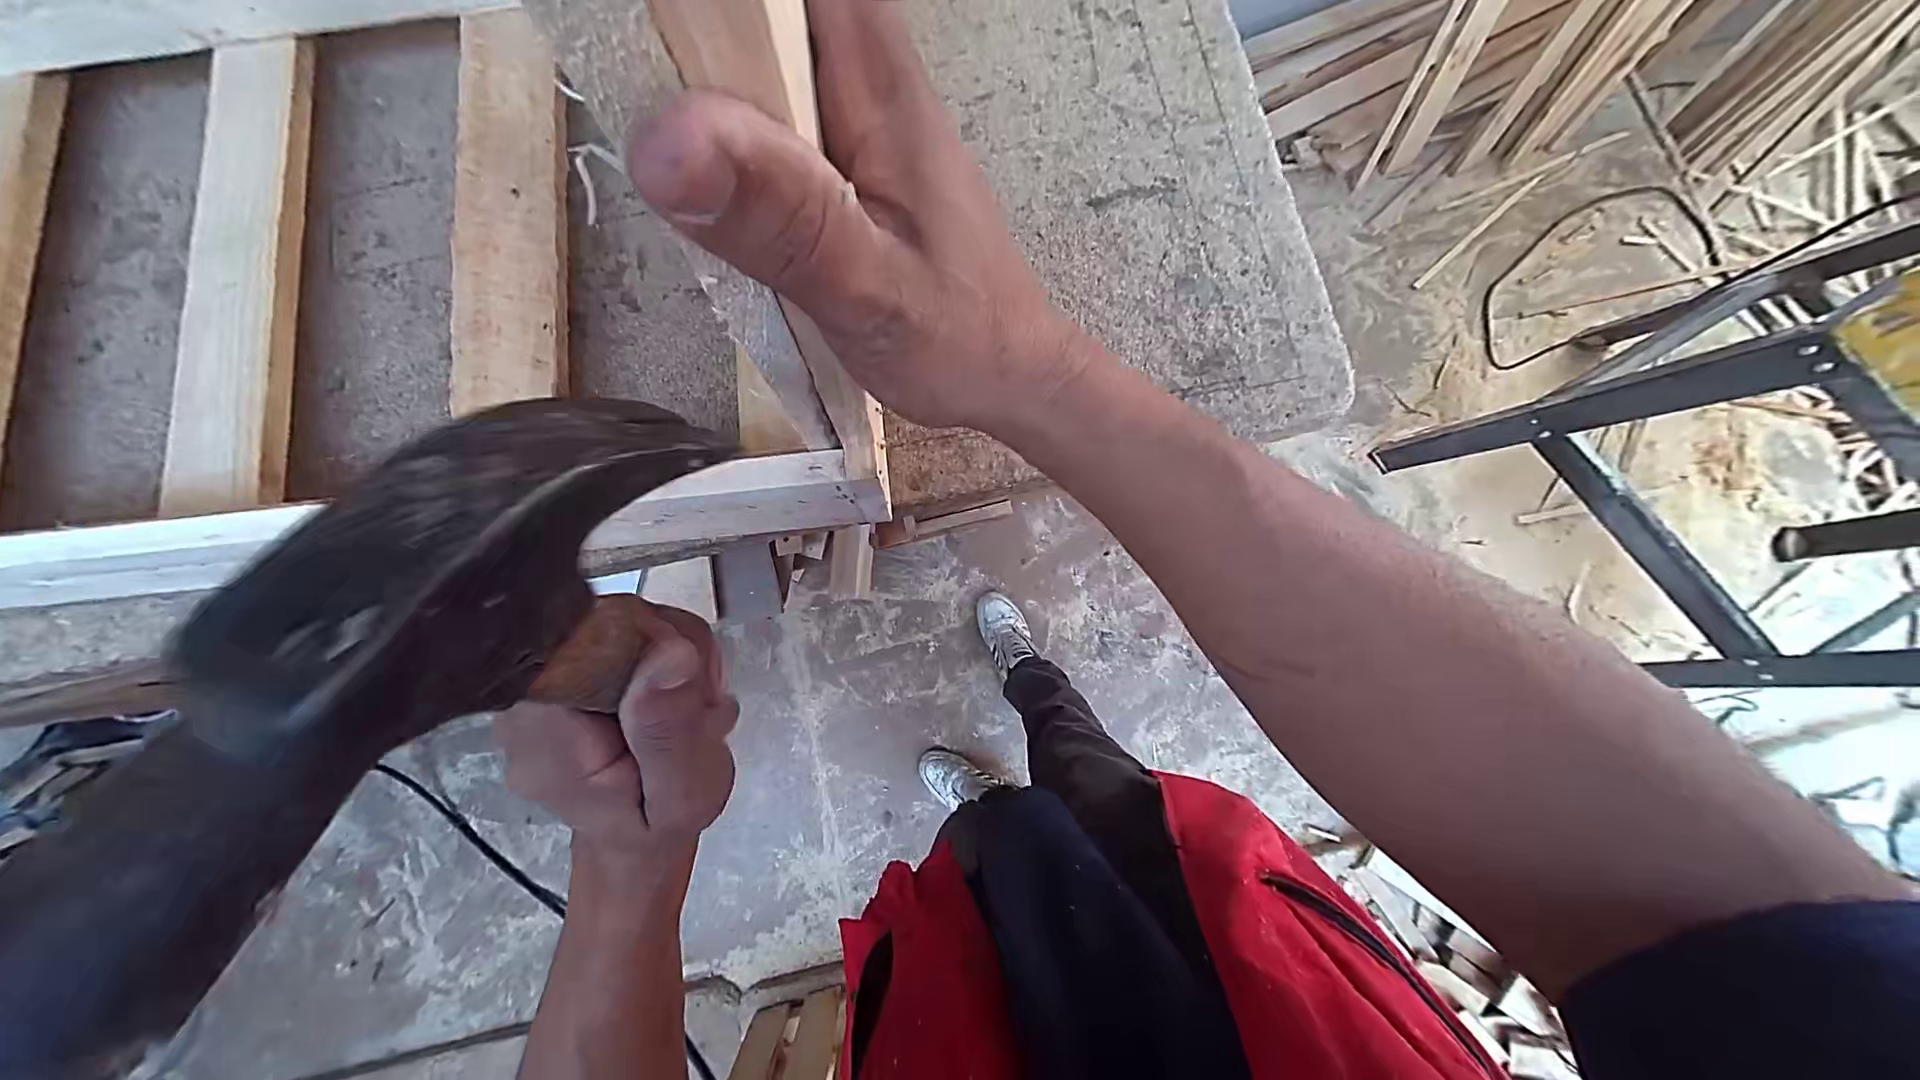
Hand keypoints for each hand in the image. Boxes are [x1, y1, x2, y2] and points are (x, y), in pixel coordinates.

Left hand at [495, 602, 737, 864]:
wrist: (634, 836)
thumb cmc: (658, 827)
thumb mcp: (681, 795)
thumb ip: (671, 729)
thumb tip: (669, 651)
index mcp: (549, 740)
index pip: (588, 643)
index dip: (649, 643)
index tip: (686, 685)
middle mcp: (530, 705)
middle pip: (606, 624)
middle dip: (673, 651)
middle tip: (699, 706)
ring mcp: (547, 684)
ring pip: (622, 620)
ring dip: (676, 652)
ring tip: (691, 706)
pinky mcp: (571, 669)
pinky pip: (622, 631)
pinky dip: (665, 653)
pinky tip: (676, 694)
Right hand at [624, 0, 1096, 432]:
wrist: (1010, 375)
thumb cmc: (960, 341)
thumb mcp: (869, 290)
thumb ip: (784, 221)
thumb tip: (666, 143)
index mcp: (881, 86)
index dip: (717, 12)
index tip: (665, 50)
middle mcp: (875, 84)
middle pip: (765, 19)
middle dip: (703, 58)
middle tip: (668, 134)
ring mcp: (867, 129)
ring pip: (768, 71)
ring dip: (718, 110)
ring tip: (698, 181)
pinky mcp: (857, 172)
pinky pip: (783, 130)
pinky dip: (746, 157)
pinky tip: (737, 204)